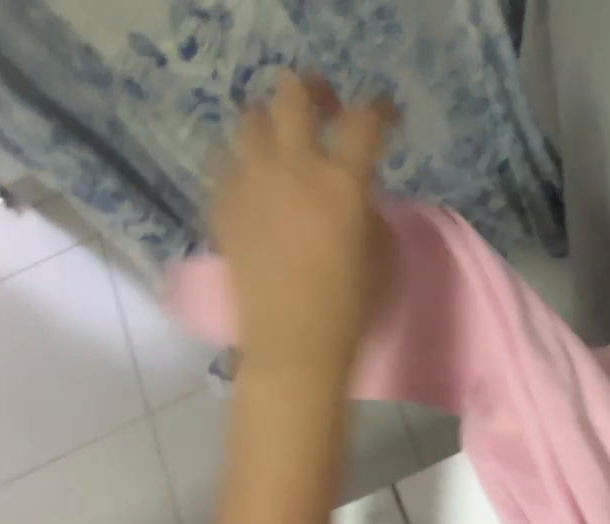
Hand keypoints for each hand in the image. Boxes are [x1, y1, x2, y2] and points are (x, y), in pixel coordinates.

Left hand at [211, 72, 394, 385]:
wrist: (294, 344)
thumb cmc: (350, 308)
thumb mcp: (380, 253)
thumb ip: (367, 208)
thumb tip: (353, 193)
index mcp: (342, 182)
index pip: (364, 121)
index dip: (380, 111)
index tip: (386, 116)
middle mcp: (292, 167)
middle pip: (293, 93)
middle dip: (314, 92)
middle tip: (326, 109)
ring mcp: (250, 182)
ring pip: (251, 118)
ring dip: (273, 123)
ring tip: (285, 145)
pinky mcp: (222, 204)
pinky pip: (228, 162)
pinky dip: (246, 163)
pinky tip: (259, 185)